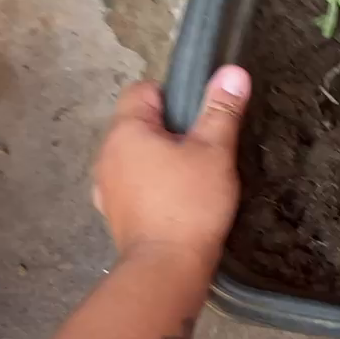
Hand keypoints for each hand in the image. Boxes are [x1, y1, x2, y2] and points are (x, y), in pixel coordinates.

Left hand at [92, 67, 250, 269]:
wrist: (167, 267)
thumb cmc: (191, 204)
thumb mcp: (214, 151)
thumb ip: (222, 110)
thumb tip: (233, 71)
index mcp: (127, 131)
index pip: (143, 90)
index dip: (175, 95)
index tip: (203, 116)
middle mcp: (107, 154)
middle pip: (140, 125)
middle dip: (172, 131)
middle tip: (207, 149)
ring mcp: (106, 188)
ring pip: (137, 158)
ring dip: (161, 161)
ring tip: (195, 178)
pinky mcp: (115, 215)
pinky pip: (134, 188)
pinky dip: (153, 189)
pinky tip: (177, 203)